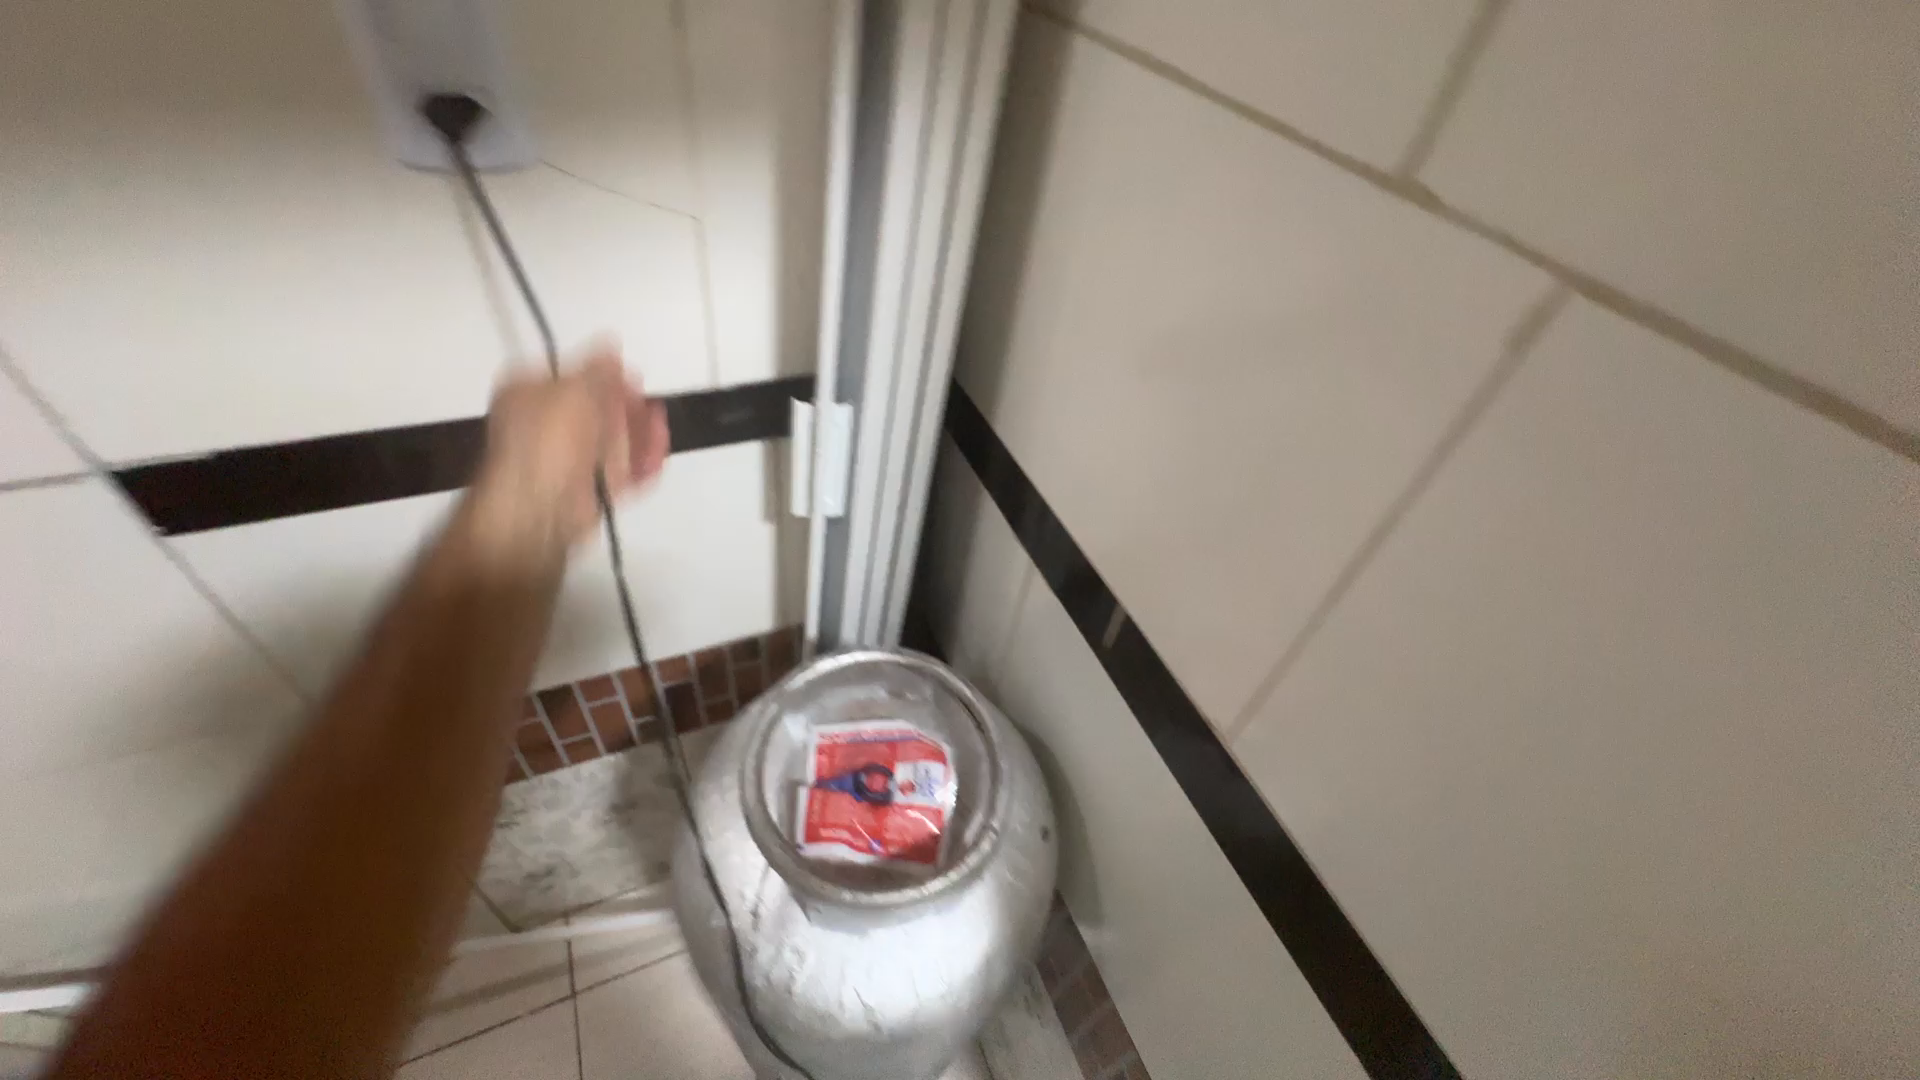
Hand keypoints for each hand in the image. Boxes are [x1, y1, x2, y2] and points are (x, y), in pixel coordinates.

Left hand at [467, 342, 670, 558]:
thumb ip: (598, 368)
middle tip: (649, 404)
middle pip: (595, 410)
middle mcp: (544, 426)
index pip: (567, 374)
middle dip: (627, 407)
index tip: (627, 373)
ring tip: (660, 429)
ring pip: (611, 442)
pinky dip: (640, 464)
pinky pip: (619, 471)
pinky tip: (657, 456)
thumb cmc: (548, 444)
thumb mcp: (575, 390)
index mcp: (529, 394)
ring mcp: (566, 460)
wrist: (543, 508)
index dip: (600, 372)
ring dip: (639, 435)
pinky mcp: (587, 490)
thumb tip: (611, 346)